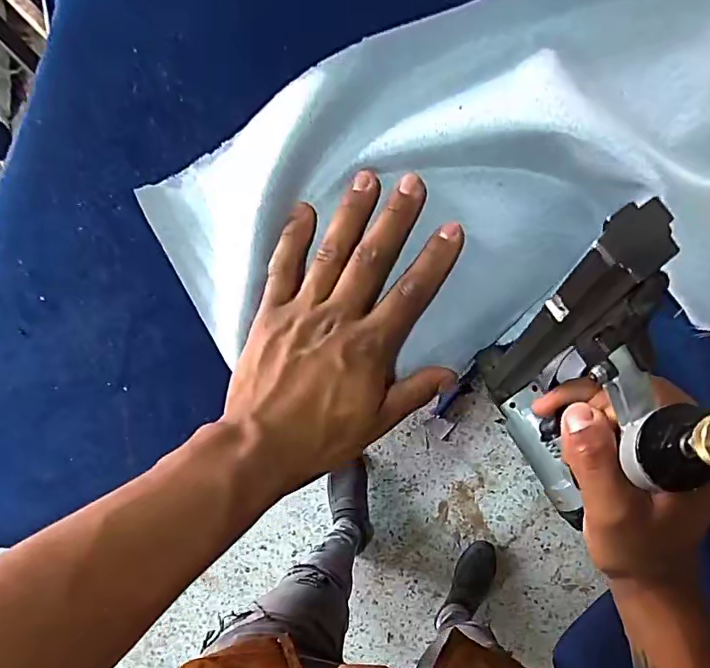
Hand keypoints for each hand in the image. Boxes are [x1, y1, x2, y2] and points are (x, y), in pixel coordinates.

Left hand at [220, 170, 463, 489]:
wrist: (260, 445)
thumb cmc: (318, 439)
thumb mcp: (376, 423)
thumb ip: (412, 393)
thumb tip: (446, 375)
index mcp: (369, 348)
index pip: (410, 295)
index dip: (433, 260)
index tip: (449, 232)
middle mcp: (338, 320)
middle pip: (372, 260)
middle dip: (394, 219)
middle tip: (411, 185)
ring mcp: (302, 312)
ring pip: (331, 254)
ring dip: (350, 215)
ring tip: (365, 180)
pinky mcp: (270, 315)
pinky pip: (282, 268)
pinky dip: (292, 237)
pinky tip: (304, 211)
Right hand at [532, 378, 709, 590]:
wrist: (648, 576)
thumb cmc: (636, 553)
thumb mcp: (611, 513)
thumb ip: (595, 465)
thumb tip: (577, 413)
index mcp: (699, 451)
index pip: (652, 396)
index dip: (606, 397)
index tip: (567, 411)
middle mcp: (696, 437)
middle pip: (640, 394)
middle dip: (593, 408)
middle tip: (562, 432)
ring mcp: (681, 442)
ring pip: (631, 404)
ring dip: (593, 419)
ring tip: (572, 450)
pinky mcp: (665, 448)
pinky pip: (630, 420)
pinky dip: (600, 430)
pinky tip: (586, 451)